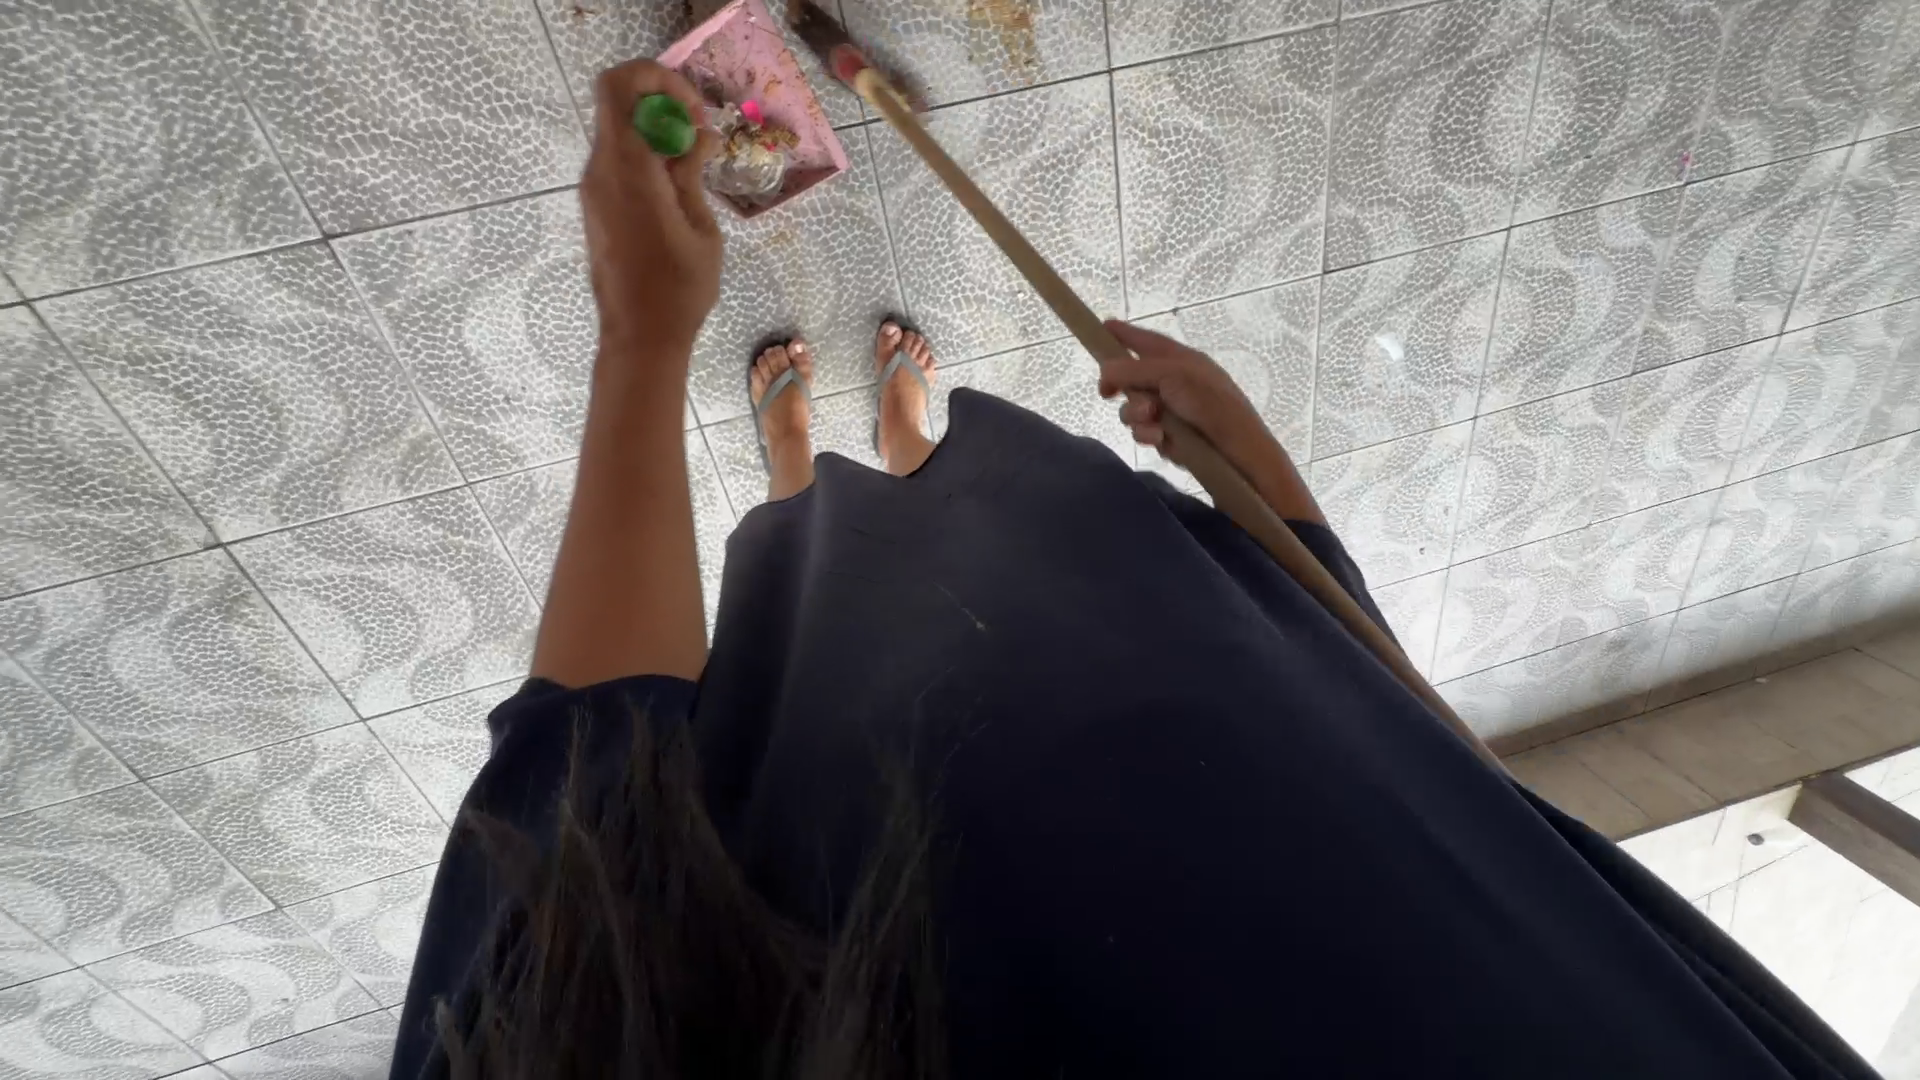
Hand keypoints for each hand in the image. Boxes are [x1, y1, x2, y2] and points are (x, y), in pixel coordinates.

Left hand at [579, 60, 722, 360]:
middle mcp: (601, 171)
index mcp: (628, 170)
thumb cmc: (680, 290)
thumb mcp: (701, 230)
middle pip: (618, 105)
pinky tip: (676, 192)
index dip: (658, 80)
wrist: (641, 335)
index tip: (696, 112)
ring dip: (655, 136)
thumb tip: (697, 137)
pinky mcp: (596, 209)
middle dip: (661, 106)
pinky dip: (645, 161)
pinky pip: (618, 165)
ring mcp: (593, 190)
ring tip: (694, 168)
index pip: (622, 86)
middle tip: (699, 135)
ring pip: (619, 135)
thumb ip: (692, 175)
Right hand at [1097, 320, 1284, 473]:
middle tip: (1108, 392)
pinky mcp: (1165, 436)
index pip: (1144, 341)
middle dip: (1120, 386)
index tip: (1100, 328)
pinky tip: (1160, 438)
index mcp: (1177, 359)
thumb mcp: (1171, 375)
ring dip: (1135, 414)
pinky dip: (1147, 434)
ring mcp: (1166, 410)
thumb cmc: (1209, 403)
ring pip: (1130, 409)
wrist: (1235, 449)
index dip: (1123, 334)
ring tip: (1152, 419)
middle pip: (1129, 378)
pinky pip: (1141, 432)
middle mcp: (1169, 382)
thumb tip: (1105, 370)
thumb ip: (1133, 370)